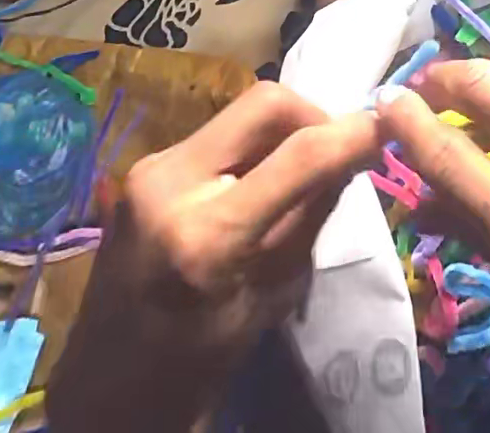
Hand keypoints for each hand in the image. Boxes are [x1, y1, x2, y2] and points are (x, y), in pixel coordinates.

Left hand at [48, 83, 378, 431]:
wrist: (104, 388)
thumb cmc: (197, 365)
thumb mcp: (273, 296)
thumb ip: (313, 214)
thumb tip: (351, 153)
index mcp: (207, 236)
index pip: (299, 155)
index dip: (352, 134)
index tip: (385, 128)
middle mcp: (172, 182)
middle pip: (265, 102)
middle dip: (313, 114)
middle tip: (335, 147)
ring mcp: (152, 166)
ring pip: (242, 111)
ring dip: (285, 127)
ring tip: (302, 163)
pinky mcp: (147, 164)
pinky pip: (220, 132)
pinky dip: (255, 143)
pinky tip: (262, 176)